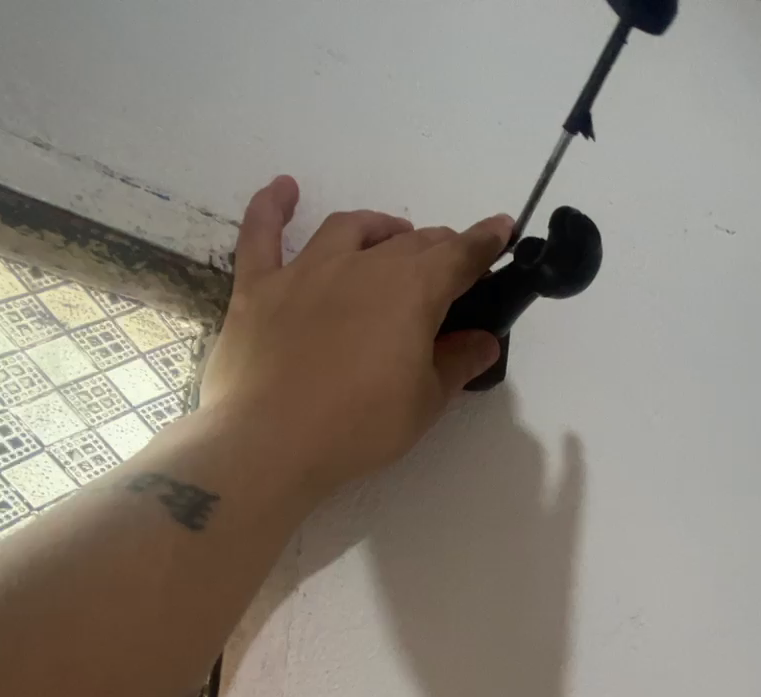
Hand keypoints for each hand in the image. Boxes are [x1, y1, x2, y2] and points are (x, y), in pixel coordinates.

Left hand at [195, 176, 511, 498]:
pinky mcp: (259, 286)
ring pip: (349, 229)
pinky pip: (262, 234)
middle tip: (451, 265)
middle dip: (439, 246)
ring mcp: (305, 271)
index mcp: (411, 292)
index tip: (501, 229)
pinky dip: (273, 207)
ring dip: (380, 227)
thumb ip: (457, 363)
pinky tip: (284, 189)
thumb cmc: (361, 426)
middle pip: (410, 242)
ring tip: (394, 235)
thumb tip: (484, 340)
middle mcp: (362, 266)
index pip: (459, 256)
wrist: (272, 442)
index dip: (485, 242)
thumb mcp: (426, 402)